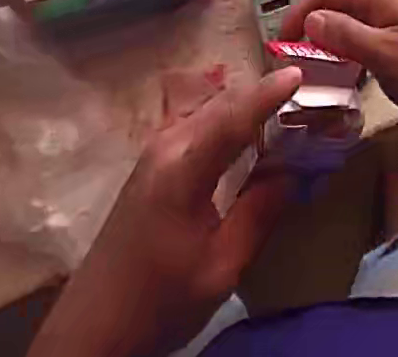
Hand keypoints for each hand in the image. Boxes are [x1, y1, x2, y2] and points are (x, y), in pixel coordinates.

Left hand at [27, 67, 302, 356]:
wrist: (94, 324)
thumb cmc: (160, 299)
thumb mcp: (221, 268)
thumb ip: (258, 214)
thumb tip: (292, 174)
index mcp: (183, 170)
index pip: (232, 118)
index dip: (267, 94)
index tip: (297, 73)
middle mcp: (167, 146)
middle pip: (220, 104)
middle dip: (261, 94)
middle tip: (303, 94)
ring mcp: (155, 150)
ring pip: (207, 110)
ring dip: (243, 104)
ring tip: (282, 108)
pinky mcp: (152, 161)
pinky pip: (197, 123)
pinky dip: (226, 119)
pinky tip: (244, 133)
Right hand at [279, 0, 397, 135]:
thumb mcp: (386, 57)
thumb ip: (345, 35)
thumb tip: (309, 19)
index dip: (297, 14)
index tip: (279, 46)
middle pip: (334, 5)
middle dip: (311, 29)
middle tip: (295, 63)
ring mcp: (397, 17)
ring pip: (349, 24)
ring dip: (330, 44)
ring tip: (315, 74)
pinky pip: (366, 39)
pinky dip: (350, 55)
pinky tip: (348, 79)